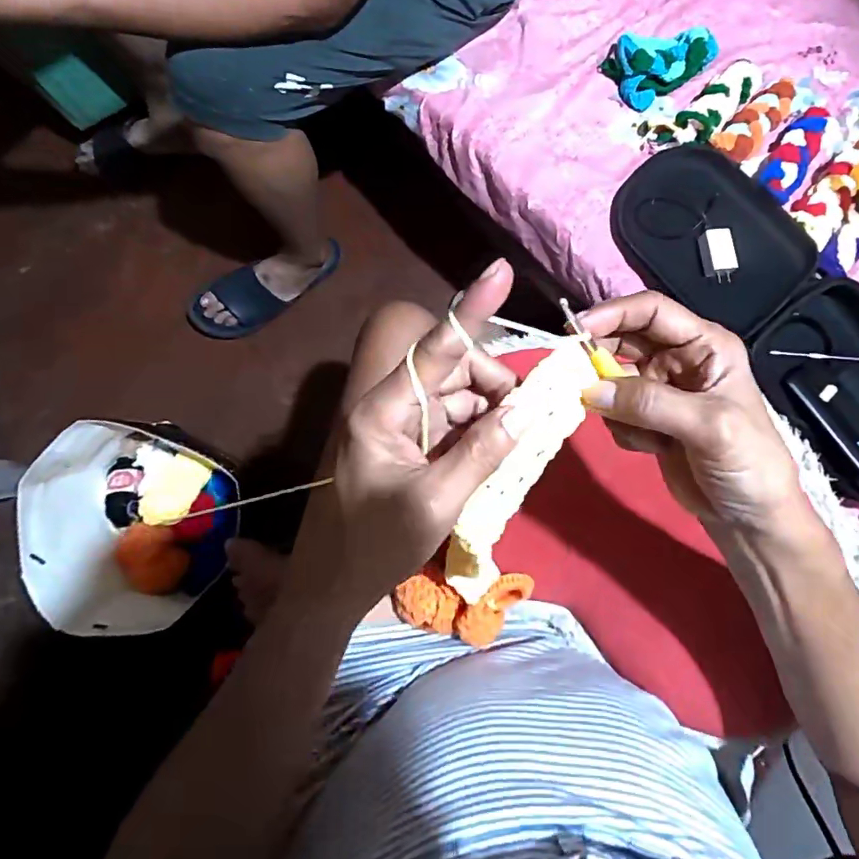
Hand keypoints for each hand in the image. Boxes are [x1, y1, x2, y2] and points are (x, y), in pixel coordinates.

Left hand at [285, 262, 525, 612]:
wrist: (331, 587)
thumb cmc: (375, 545)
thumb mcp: (436, 502)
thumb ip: (483, 451)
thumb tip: (528, 410)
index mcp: (382, 410)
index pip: (435, 349)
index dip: (470, 309)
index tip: (499, 270)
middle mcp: (388, 404)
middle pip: (452, 370)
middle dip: (492, 383)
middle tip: (526, 414)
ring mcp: (397, 422)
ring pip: (456, 393)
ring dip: (489, 407)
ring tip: (515, 435)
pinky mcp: (406, 441)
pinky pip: (451, 418)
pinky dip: (478, 426)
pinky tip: (497, 444)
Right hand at [577, 292, 811, 537]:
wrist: (752, 518)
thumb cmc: (749, 462)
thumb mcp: (709, 426)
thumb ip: (651, 403)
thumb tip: (592, 390)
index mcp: (706, 345)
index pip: (652, 310)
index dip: (615, 313)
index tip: (578, 329)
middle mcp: (681, 360)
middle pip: (625, 339)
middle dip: (601, 357)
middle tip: (576, 376)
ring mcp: (663, 390)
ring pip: (614, 379)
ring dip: (616, 404)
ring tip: (646, 435)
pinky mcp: (649, 420)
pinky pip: (615, 411)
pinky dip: (622, 428)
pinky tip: (653, 448)